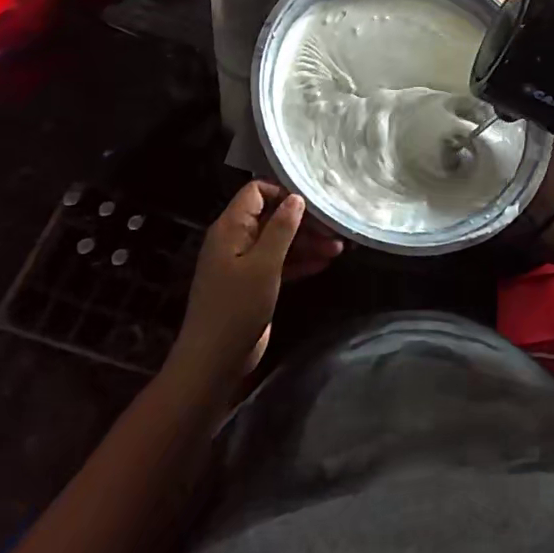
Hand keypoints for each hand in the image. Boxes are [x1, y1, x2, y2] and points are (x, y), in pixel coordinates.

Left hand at [170, 181, 342, 383]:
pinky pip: (280, 262)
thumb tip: (297, 198)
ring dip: (307, 242)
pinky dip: (300, 261)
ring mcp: (244, 262)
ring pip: (279, 241)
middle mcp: (236, 239)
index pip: (256, 191)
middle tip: (335, 230)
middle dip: (303, 221)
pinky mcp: (254, 283)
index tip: (313, 203)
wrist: (214, 361)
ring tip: (339, 249)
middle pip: (272, 216)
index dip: (283, 192)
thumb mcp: (263, 264)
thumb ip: (281, 228)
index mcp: (230, 228)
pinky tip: (325, 263)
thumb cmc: (237, 307)